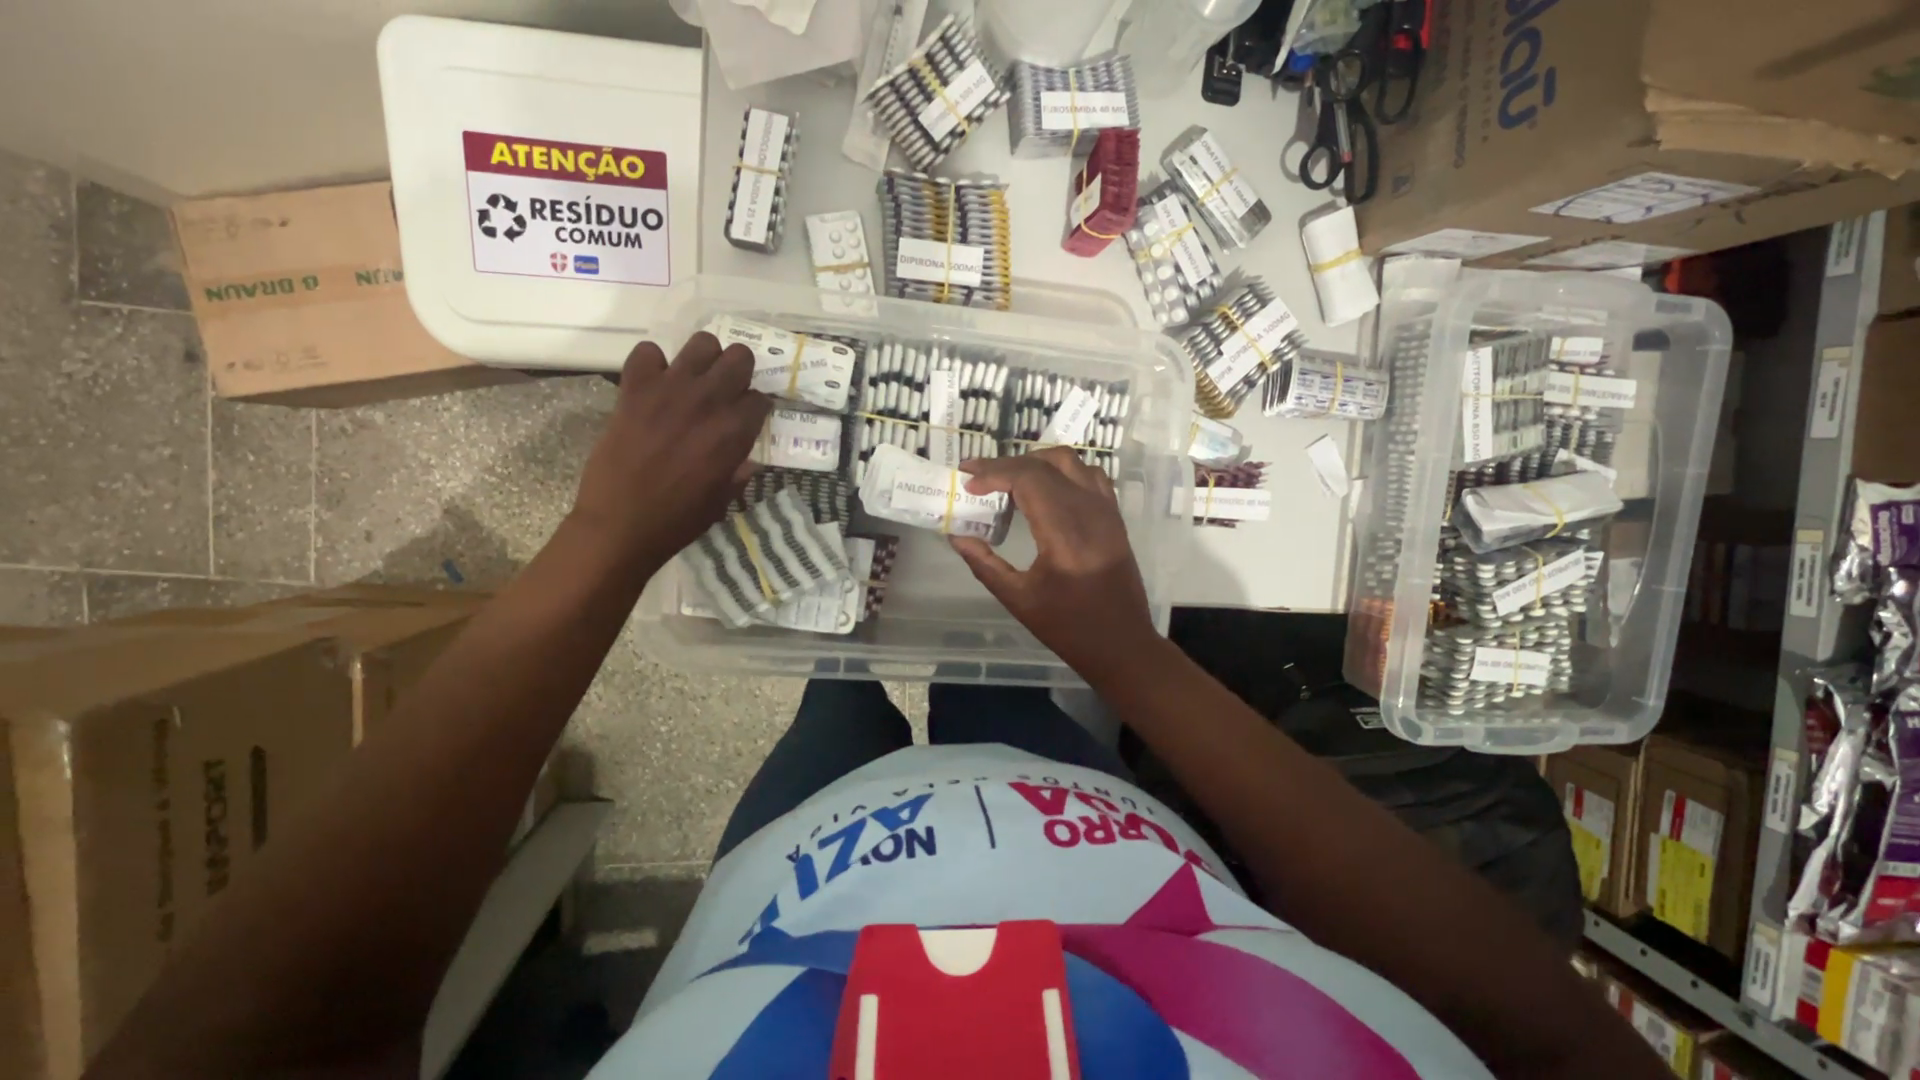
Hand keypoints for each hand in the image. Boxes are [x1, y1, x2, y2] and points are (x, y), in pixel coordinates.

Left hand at [571, 333, 771, 569]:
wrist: (620, 524)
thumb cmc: (677, 520)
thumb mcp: (722, 499)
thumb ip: (738, 471)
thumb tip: (746, 458)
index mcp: (736, 431)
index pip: (760, 399)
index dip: (753, 409)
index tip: (744, 419)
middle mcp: (709, 401)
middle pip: (739, 357)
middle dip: (737, 372)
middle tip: (723, 392)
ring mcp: (671, 389)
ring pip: (702, 343)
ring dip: (702, 360)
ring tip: (692, 381)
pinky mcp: (635, 388)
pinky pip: (647, 352)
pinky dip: (652, 363)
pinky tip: (652, 384)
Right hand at [948, 448, 1160, 672]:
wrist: (1121, 643)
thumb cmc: (1068, 627)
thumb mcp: (1018, 599)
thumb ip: (984, 564)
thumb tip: (957, 535)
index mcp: (1065, 535)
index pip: (1028, 479)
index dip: (994, 472)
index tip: (968, 482)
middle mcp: (1090, 513)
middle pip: (1045, 465)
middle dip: (1006, 465)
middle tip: (976, 475)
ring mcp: (1107, 511)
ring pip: (1070, 461)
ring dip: (1035, 462)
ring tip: (1007, 479)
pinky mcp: (1114, 516)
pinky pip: (1089, 475)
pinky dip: (1061, 471)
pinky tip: (1043, 488)